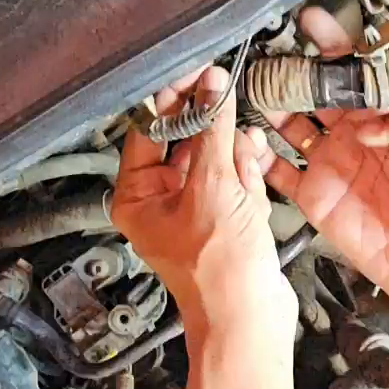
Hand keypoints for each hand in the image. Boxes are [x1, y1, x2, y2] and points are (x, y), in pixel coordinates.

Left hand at [113, 66, 293, 354]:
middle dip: (211, 127)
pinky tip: (251, 175)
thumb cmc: (219, 271)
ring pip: (213, 158)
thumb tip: (211, 85)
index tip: (198, 70)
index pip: (149, 128)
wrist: (251, 318)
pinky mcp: (223, 218)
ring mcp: (194, 209)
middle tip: (227, 94)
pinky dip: (244, 175)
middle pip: (184, 140)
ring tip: (244, 154)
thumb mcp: (213, 186)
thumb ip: (212, 130)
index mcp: (137, 196)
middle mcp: (160, 201)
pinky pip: (232, 180)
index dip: (174, 96)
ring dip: (232, 153)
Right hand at [257, 12, 388, 316]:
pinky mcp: (314, 196)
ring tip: (255, 88)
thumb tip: (375, 116)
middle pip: (316, 93)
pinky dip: (259, 156)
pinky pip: (279, 171)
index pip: (357, 75)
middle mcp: (353, 136)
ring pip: (290, 124)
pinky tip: (247, 141)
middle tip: (274, 57)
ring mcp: (330, 164)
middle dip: (294, 72)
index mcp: (386, 122)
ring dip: (272, 105)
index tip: (316, 27)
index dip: (335, 49)